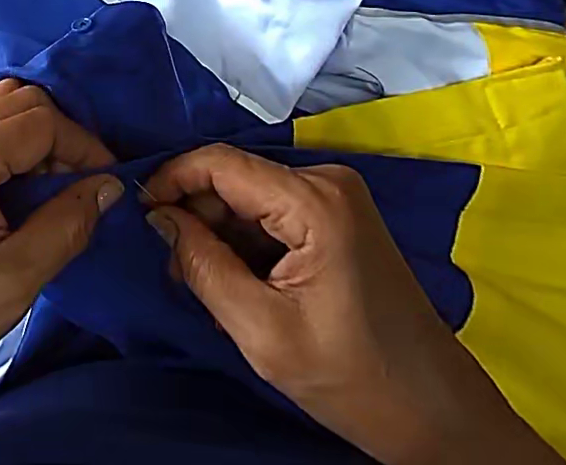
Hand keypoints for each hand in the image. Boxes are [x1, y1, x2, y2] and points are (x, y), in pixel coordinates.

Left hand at [0, 80, 122, 464]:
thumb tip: (109, 186)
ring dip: (41, 136)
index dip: (87, 147)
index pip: (45, 122)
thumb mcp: (16, 279)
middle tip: (82, 185)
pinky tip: (24, 184)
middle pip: (26, 102)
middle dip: (65, 138)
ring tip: (55, 184)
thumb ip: (70, 222)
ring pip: (5, 109)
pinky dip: (16, 143)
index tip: (109, 181)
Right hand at [143, 145, 562, 464]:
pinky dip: (248, 237)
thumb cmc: (350, 375)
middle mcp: (327, 178)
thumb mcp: (263, 331)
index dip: (174, 178)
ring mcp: (337, 193)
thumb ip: (204, 267)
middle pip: (239, 177)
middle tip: (169, 264)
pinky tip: (235, 274)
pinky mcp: (339, 212)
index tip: (137, 211)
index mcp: (315, 200)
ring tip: (199, 278)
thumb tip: (159, 218)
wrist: (428, 403)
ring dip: (220, 229)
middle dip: (197, 212)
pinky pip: (276, 209)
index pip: (224, 163)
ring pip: (254, 195)